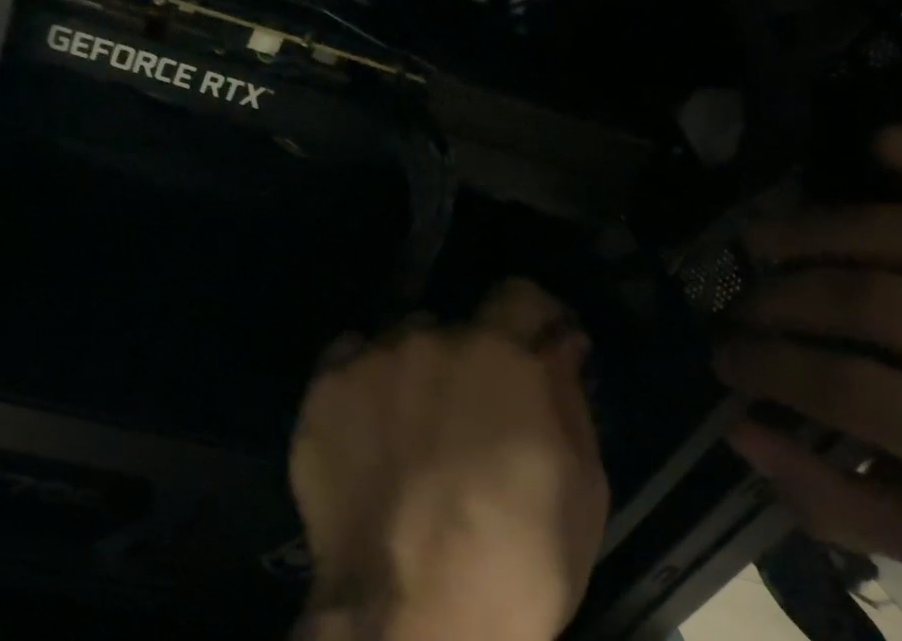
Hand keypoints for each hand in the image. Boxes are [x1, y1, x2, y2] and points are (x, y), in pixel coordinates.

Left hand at [291, 280, 608, 640]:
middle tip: (470, 412)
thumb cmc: (519, 558)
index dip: (531, 318)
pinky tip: (369, 428)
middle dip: (469, 356)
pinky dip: (364, 381)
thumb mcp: (581, 481)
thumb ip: (565, 394)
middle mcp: (425, 339)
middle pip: (452, 324)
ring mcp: (365, 361)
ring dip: (413, 368)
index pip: (516, 293)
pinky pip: (348, 359)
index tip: (535, 346)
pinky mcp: (320, 390)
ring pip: (397, 341)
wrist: (412, 609)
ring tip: (412, 427)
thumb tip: (556, 342)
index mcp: (497, 353)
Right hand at [718, 126, 901, 574]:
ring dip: (834, 228)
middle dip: (786, 299)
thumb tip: (747, 432)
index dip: (771, 365)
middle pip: (884, 305)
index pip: (859, 392)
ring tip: (768, 237)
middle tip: (742, 303)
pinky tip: (886, 145)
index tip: (725, 356)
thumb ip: (850, 508)